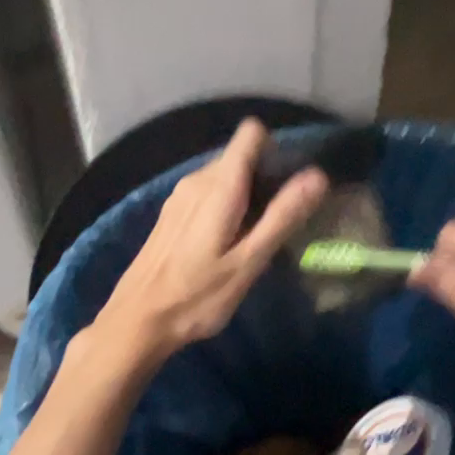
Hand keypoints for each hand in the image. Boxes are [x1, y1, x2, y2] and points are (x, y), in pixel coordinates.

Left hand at [92, 119, 328, 362]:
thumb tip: (317, 175)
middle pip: (240, 157)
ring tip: (253, 241)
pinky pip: (207, 195)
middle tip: (277, 224)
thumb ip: (281, 218)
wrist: (137, 320)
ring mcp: (179, 197)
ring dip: (246, 198)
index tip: (290, 184)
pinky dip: (224, 210)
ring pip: (224, 178)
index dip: (276, 150)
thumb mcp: (246, 264)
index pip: (251, 134)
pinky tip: (225, 247)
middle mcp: (196, 181)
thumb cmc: (195, 298)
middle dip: (265, 179)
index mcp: (218, 186)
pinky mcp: (171, 215)